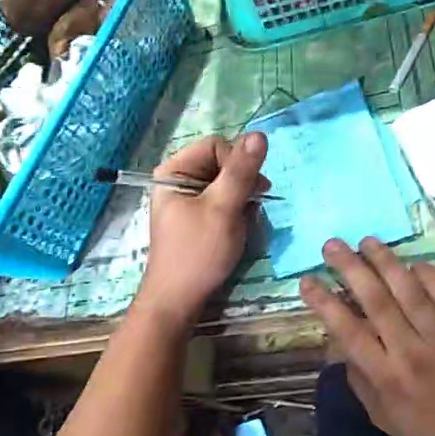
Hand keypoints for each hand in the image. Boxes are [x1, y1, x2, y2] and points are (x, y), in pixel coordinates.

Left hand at [133, 133, 269, 331]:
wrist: (178, 301)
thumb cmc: (198, 252)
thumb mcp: (223, 208)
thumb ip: (241, 171)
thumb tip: (259, 134)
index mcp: (174, 170)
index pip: (216, 145)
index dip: (237, 162)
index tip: (251, 188)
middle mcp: (178, 179)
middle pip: (222, 162)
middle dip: (242, 182)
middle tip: (252, 206)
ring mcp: (186, 199)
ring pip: (226, 183)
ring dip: (242, 198)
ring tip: (244, 221)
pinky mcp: (196, 217)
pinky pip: (222, 200)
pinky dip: (236, 210)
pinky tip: (238, 228)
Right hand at [301, 239, 434, 435]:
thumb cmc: (430, 432)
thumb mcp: (382, 416)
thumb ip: (358, 377)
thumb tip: (338, 340)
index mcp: (387, 378)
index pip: (348, 332)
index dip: (325, 303)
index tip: (307, 280)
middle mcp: (412, 354)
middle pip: (377, 301)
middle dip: (351, 268)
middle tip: (332, 245)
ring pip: (411, 291)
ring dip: (386, 261)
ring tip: (367, 241)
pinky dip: (431, 275)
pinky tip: (414, 264)